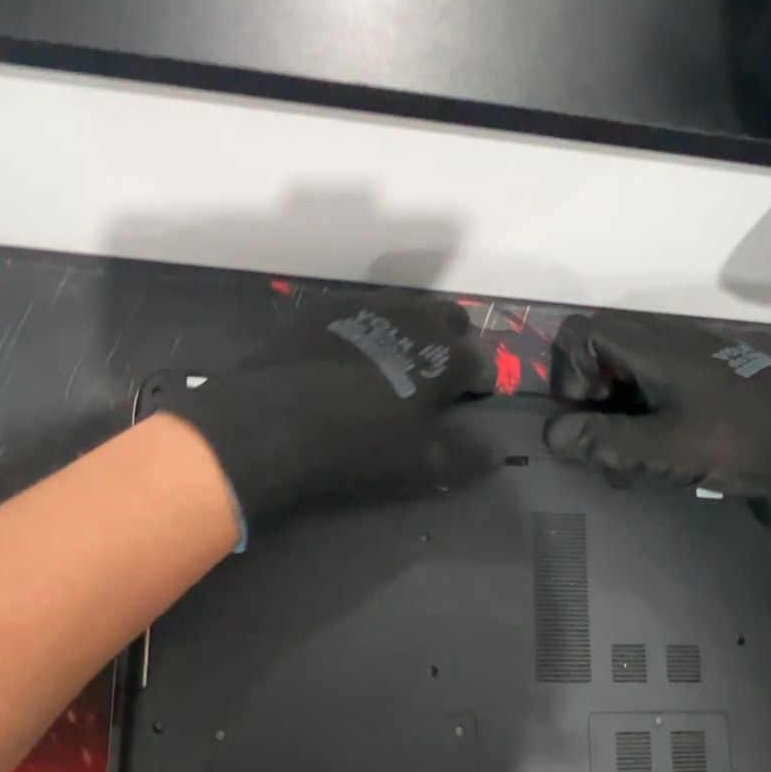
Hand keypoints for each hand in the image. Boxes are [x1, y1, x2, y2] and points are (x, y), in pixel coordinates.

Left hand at [162, 290, 493, 536]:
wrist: (274, 421)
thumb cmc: (359, 446)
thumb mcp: (420, 465)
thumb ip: (466, 457)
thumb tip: (496, 449)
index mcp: (445, 355)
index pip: (480, 362)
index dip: (478, 383)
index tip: (467, 400)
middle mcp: (413, 317)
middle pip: (448, 320)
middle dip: (449, 343)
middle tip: (431, 376)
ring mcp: (366, 305)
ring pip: (403, 307)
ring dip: (408, 329)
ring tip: (390, 360)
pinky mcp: (322, 307)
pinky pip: (355, 310)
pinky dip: (362, 328)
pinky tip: (343, 353)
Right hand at [543, 313, 770, 560]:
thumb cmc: (737, 445)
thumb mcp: (662, 450)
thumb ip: (602, 439)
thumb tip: (550, 433)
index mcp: (654, 347)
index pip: (581, 332)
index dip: (567, 371)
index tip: (584, 412)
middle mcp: (670, 336)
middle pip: (602, 340)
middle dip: (587, 383)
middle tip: (601, 427)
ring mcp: (694, 348)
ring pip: (630, 355)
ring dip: (614, 391)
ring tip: (628, 435)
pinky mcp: (712, 365)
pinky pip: (658, 366)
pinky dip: (641, 392)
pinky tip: (661, 429)